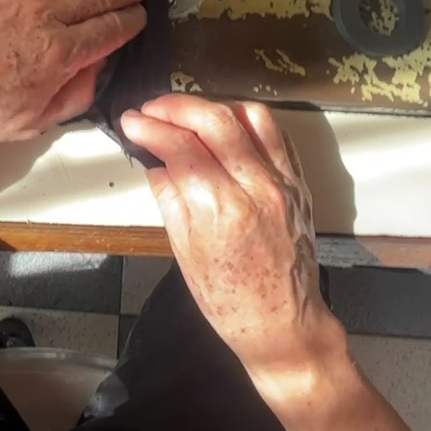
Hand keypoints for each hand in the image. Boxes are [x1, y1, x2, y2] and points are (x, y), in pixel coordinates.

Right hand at [119, 95, 332, 369]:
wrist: (283, 324)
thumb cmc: (228, 299)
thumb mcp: (183, 250)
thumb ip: (169, 197)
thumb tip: (156, 160)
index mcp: (222, 210)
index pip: (181, 147)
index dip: (150, 127)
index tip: (131, 121)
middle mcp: (257, 188)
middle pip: (215, 120)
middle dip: (176, 106)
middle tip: (152, 109)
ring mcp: (283, 182)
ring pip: (250, 116)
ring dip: (212, 106)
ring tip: (187, 114)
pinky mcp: (299, 183)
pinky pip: (276, 134)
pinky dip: (246, 121)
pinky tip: (225, 128)